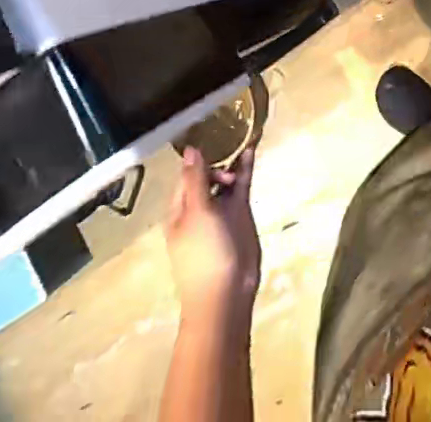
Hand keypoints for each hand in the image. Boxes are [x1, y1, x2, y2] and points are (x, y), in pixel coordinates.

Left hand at [165, 147, 260, 313]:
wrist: (226, 291)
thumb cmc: (204, 253)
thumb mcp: (197, 213)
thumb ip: (195, 180)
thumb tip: (190, 149)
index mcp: (180, 209)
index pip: (187, 175)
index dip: (199, 160)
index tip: (213, 139)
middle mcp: (199, 207)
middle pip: (206, 175)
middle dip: (217, 162)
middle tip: (229, 165)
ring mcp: (220, 211)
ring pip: (225, 180)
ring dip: (232, 162)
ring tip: (242, 142)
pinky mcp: (239, 215)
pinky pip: (241, 187)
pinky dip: (244, 170)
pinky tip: (250, 152)